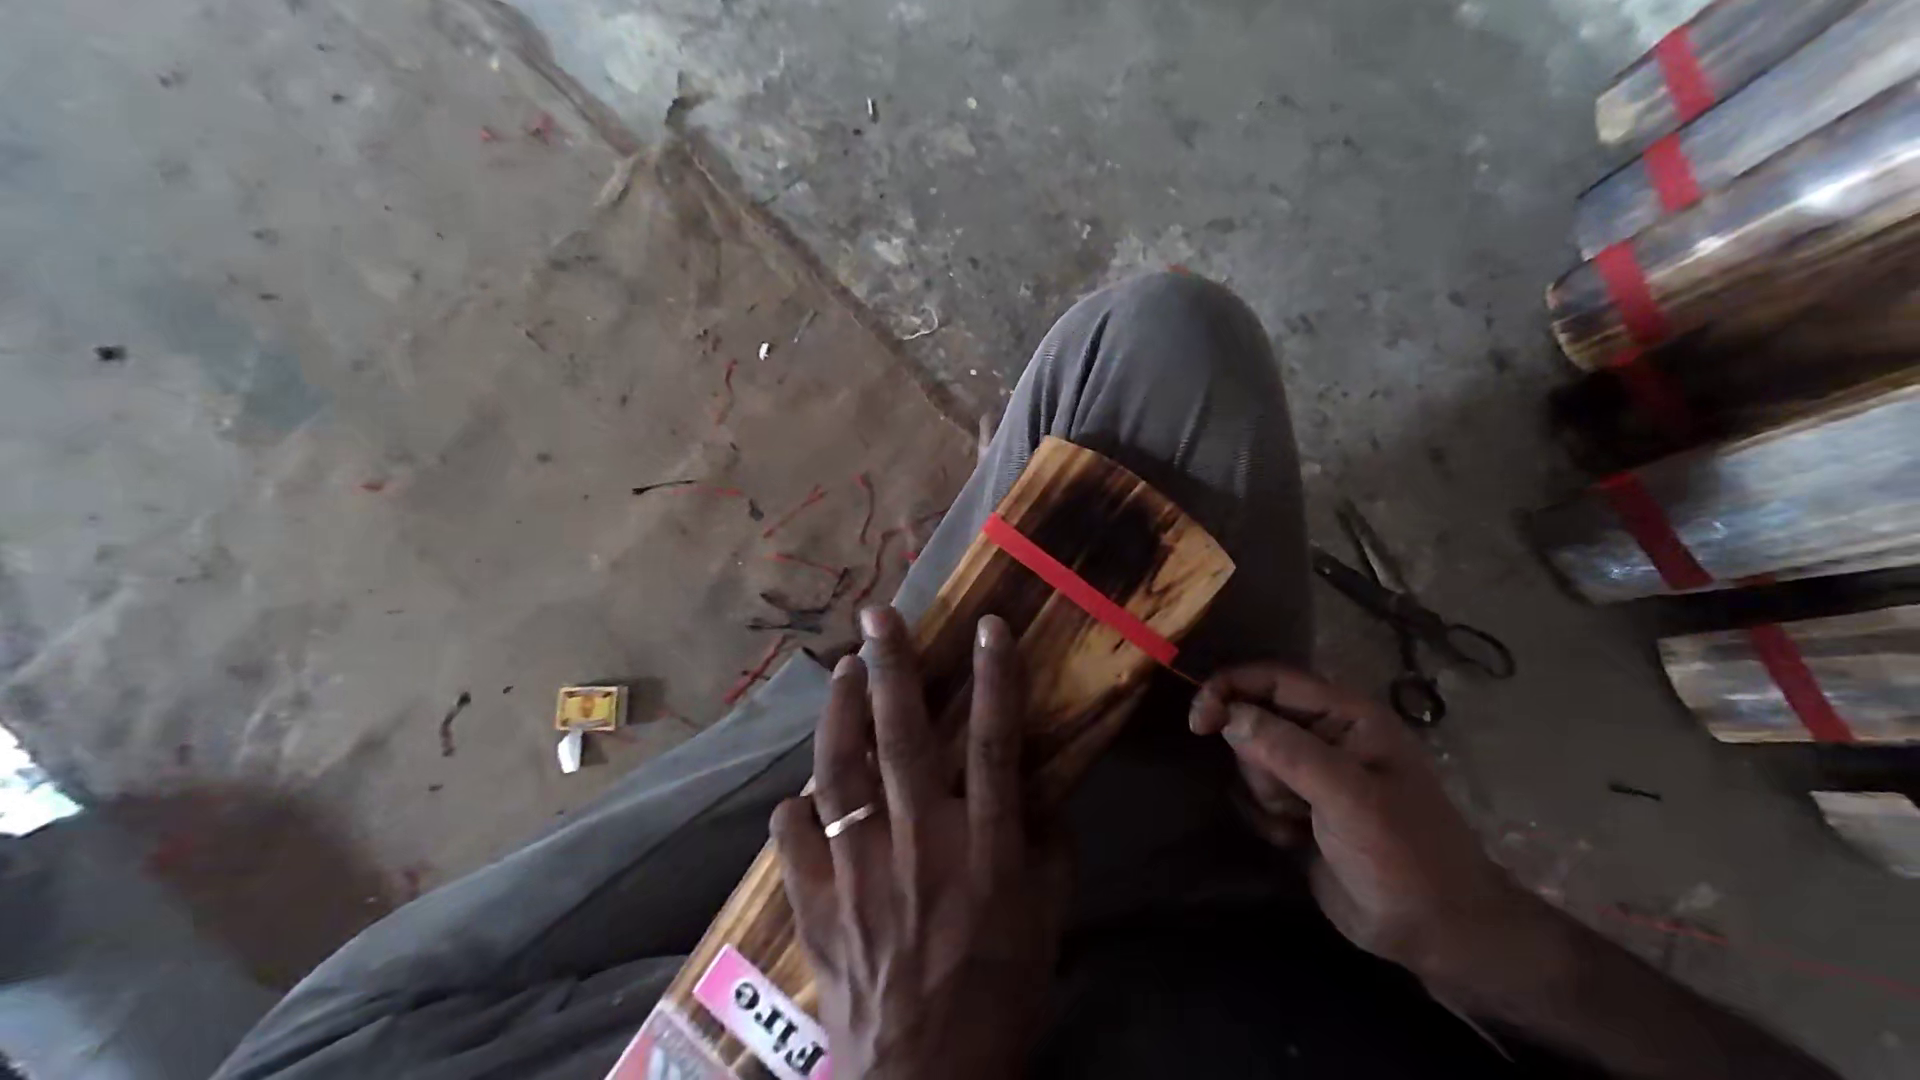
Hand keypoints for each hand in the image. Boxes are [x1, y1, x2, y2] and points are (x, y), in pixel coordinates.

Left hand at [771, 607, 1067, 1079]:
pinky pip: (794, 835)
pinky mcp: (816, 899)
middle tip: (879, 616)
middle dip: (892, 667)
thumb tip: (1038, 788)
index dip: (992, 678)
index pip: (991, 742)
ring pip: (841, 769)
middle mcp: (918, 841)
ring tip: (843, 668)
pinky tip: (803, 790)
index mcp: (982, 846)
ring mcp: (858, 868)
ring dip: (840, 711)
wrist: (925, 1078)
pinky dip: (796, 805)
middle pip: (902, 737)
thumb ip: (1048, 845)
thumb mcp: (1048, 918)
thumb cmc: (999, 991)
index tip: (988, 625)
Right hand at [1188, 663, 1547, 991]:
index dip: (1230, 689)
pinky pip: (1254, 792)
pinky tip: (1293, 840)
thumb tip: (1228, 715)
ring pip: (1250, 758)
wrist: (1437, 935)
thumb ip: (1288, 750)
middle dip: (1254, 757)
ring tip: (1297, 823)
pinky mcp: (1299, 807)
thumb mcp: (1350, 798)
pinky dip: (1264, 815)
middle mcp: (1327, 735)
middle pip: (1255, 718)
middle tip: (1284, 797)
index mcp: (1348, 716)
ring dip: (1262, 791)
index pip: (1273, 679)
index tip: (1197, 722)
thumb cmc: (1406, 856)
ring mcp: (1312, 773)